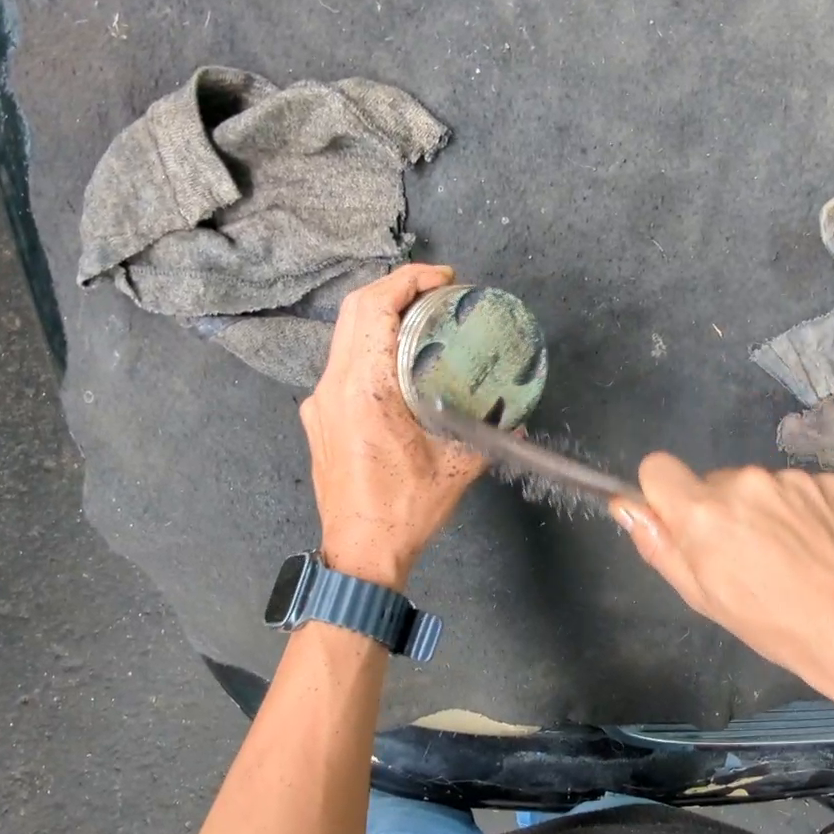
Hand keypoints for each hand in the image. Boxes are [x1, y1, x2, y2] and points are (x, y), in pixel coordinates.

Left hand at [301, 265, 487, 588]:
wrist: (359, 553)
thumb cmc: (404, 512)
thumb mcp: (457, 468)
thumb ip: (488, 434)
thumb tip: (514, 416)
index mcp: (364, 391)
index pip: (374, 308)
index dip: (407, 280)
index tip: (442, 279)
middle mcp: (333, 387)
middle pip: (354, 310)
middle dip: (395, 289)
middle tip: (436, 293)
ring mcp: (319, 402)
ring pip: (344, 335)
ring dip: (381, 317)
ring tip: (422, 322)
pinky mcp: (319, 417)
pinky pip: (341, 363)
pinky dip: (370, 346)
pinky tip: (399, 363)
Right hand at [609, 454, 833, 716]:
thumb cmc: (779, 629)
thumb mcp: (705, 600)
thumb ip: (660, 547)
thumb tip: (626, 506)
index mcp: (705, 513)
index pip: (657, 468)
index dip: (664, 497)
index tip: (682, 526)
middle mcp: (746, 482)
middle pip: (711, 482)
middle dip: (719, 512)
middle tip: (747, 561)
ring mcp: (794, 479)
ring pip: (757, 487)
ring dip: (762, 512)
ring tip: (792, 559)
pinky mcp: (833, 482)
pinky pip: (797, 490)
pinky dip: (800, 512)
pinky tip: (821, 549)